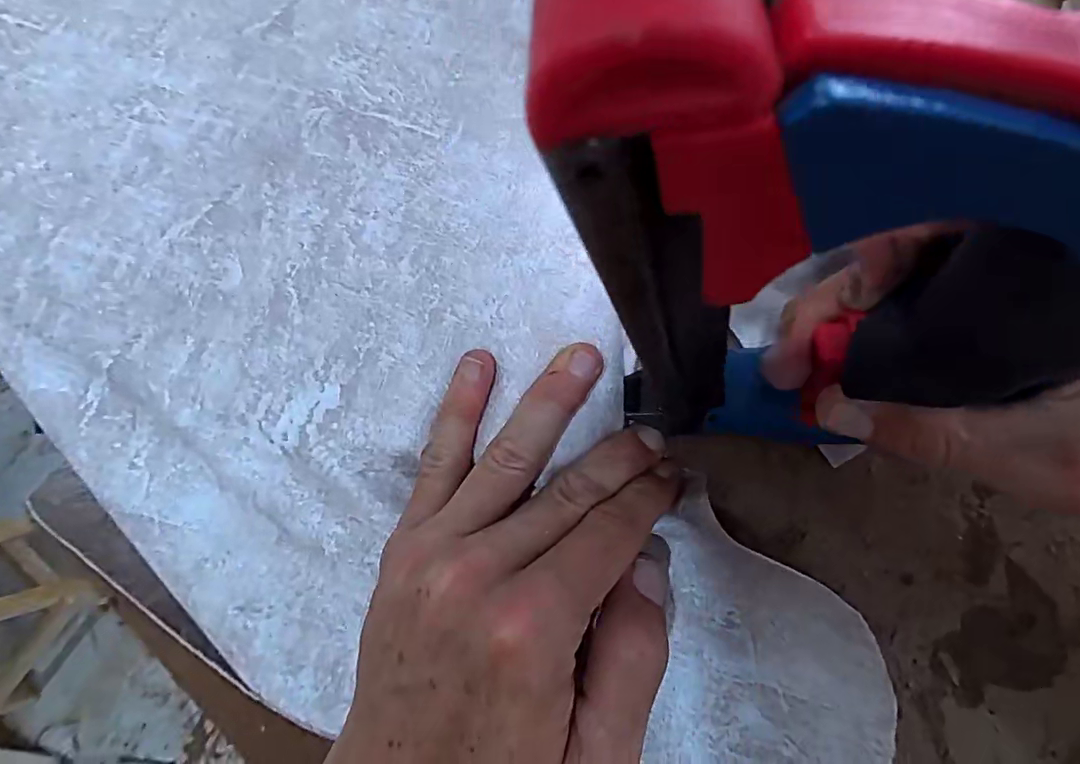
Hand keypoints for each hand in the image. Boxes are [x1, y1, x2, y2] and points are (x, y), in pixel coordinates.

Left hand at [329, 343, 681, 763]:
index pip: (613, 528)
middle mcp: (479, 576)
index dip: (652, 495)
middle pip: (572, 488)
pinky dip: (459, 410)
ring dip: (551, 399)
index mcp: (533, 626)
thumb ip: (635, 655)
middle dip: (622, 453)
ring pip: (511, 457)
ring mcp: (433, 556)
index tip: (676, 473)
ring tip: (583, 355)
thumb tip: (648, 560)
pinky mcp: (403, 551)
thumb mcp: (596, 752)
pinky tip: (478, 365)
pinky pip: (436, 466)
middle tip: (654, 433)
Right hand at [762, 229, 1079, 526]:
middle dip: (832, 303)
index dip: (867, 260)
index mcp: (1041, 261)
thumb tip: (831, 408)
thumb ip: (945, 436)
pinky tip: (837, 371)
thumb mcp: (1049, 458)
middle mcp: (1010, 257)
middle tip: (783, 363)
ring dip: (839, 322)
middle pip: (899, 255)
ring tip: (797, 371)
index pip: (935, 227)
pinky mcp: (982, 323)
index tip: (821, 320)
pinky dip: (866, 340)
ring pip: (896, 284)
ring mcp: (992, 290)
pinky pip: (911, 316)